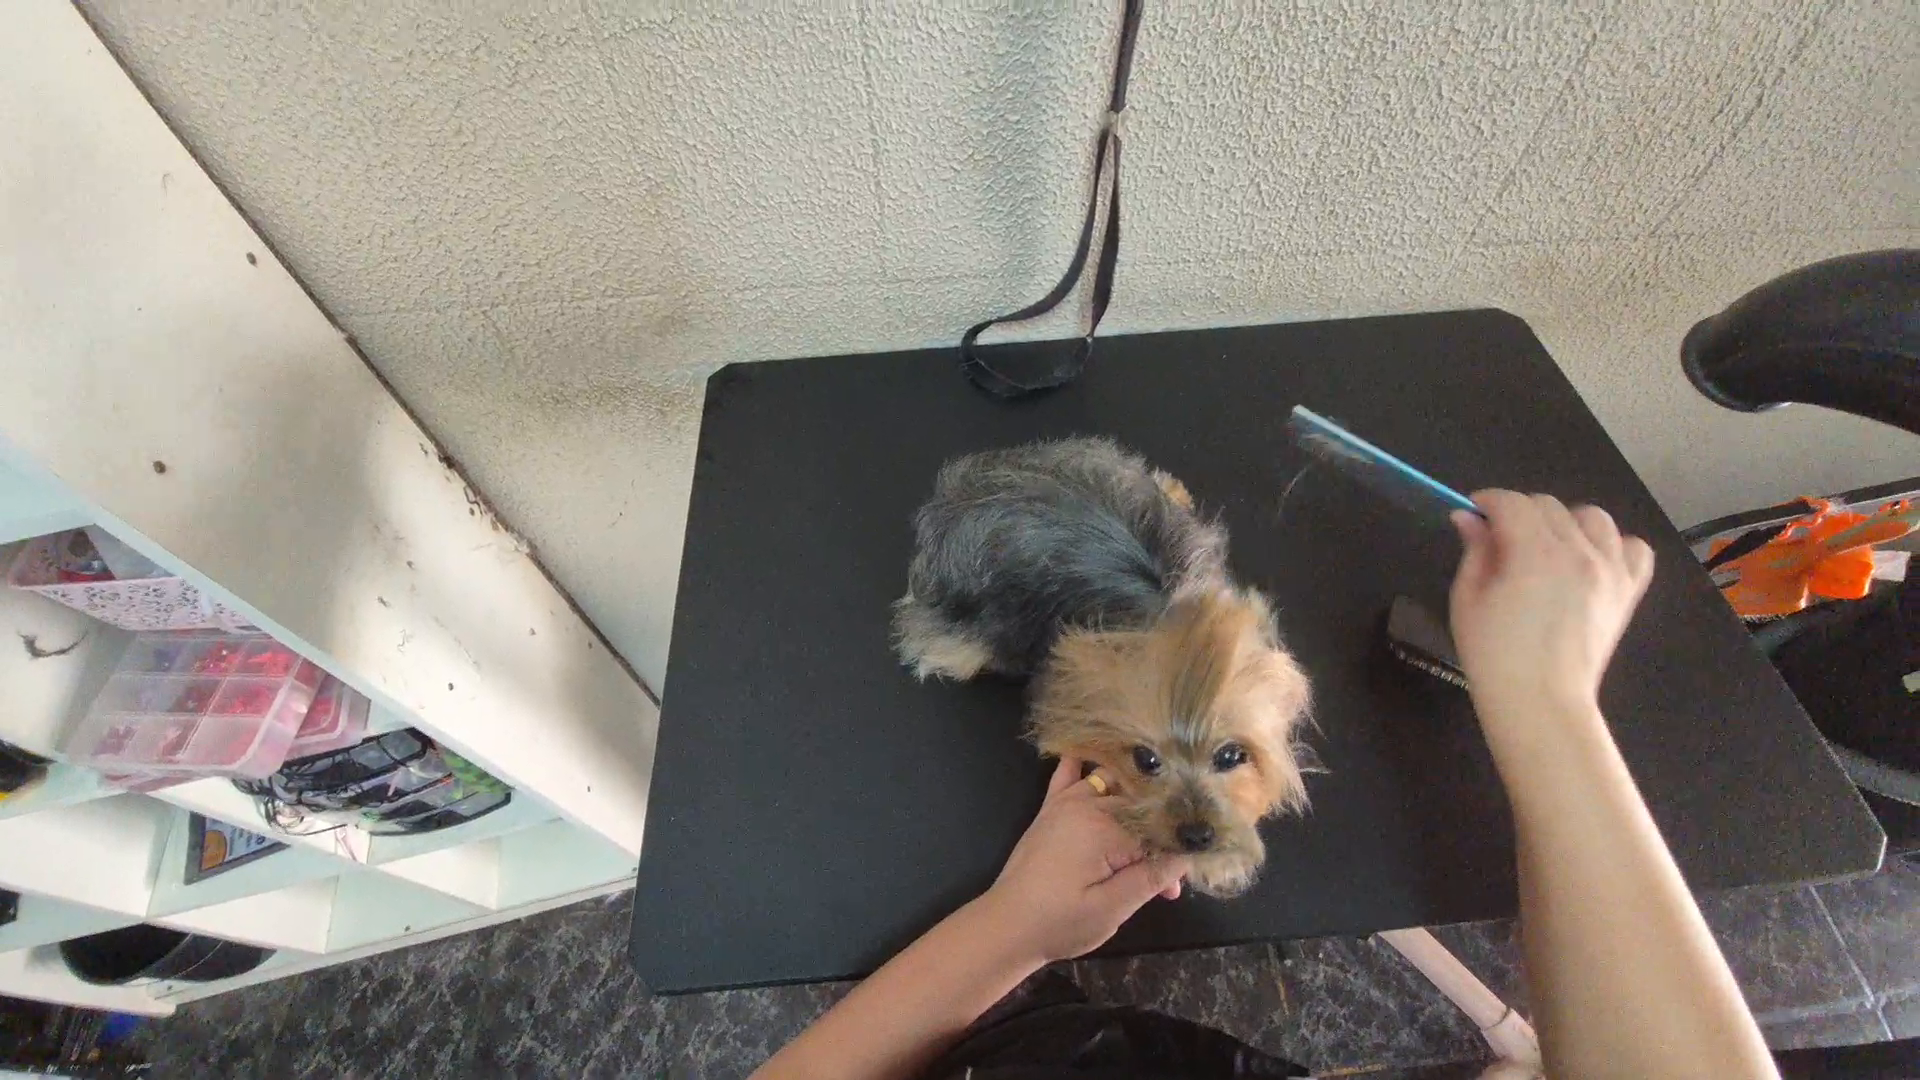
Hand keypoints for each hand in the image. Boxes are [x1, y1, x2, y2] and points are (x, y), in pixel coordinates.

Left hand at [976, 757, 1190, 966]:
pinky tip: (1108, 769)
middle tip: (1164, 885)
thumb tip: (1187, 855)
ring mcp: (1065, 801)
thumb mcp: (1111, 909)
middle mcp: (1086, 804)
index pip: (1154, 829)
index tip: (1176, 887)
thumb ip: (1149, 877)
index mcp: (1103, 828)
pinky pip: (1070, 772)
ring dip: (1135, 802)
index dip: (1171, 856)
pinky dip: (1088, 766)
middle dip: (1156, 838)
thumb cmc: (1059, 922)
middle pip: (1137, 807)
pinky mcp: (1051, 806)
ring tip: (1149, 832)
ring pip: (1113, 783)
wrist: (1008, 924)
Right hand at [1449, 491, 1654, 718]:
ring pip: (1592, 517)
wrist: (1538, 696)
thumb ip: (1474, 551)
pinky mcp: (1629, 590)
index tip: (1471, 512)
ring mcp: (1611, 570)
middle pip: (1549, 505)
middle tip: (1497, 537)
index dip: (1487, 501)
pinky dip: (1609, 544)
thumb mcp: (1467, 597)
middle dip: (1518, 511)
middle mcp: (1580, 553)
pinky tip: (1584, 561)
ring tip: (1543, 546)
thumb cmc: (1490, 650)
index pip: (1512, 503)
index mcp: (1534, 553)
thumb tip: (1469, 518)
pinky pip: (1632, 546)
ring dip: (1563, 522)